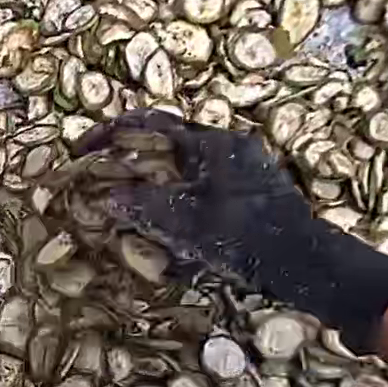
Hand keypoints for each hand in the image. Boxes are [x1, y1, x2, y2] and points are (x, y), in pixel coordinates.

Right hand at [73, 109, 387, 352]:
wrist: (306, 263)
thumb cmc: (245, 237)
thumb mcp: (183, 221)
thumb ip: (140, 204)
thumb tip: (104, 196)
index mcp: (211, 144)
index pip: (149, 123)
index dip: (109, 133)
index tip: (81, 149)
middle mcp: (226, 146)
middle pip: (163, 136)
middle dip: (125, 149)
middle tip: (96, 166)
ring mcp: (238, 165)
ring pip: (178, 155)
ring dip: (145, 166)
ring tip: (118, 186)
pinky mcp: (243, 185)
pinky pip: (193, 173)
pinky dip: (165, 181)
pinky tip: (154, 203)